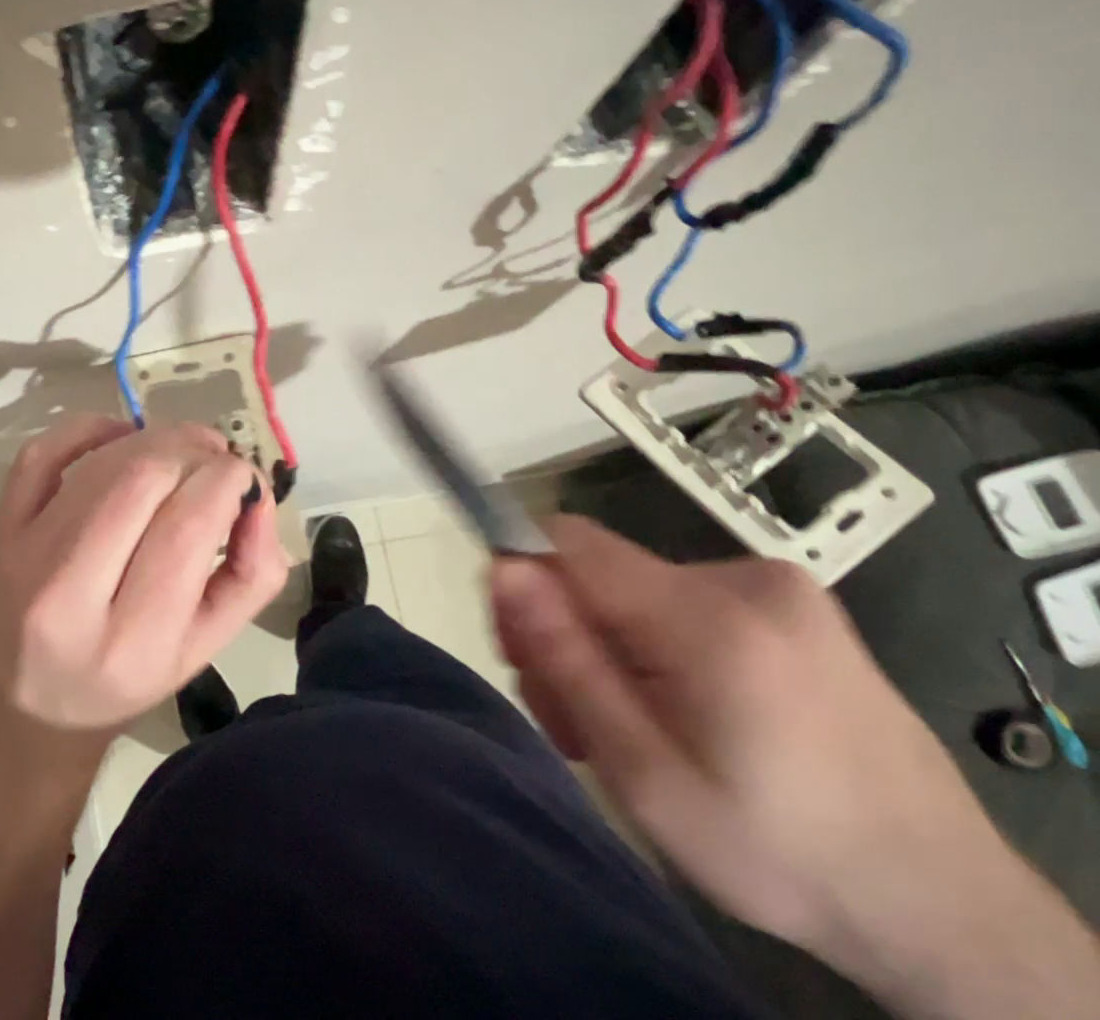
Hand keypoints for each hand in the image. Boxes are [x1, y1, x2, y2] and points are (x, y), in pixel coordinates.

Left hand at [0, 415, 287, 734]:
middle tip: (216, 461)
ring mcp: (24, 556)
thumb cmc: (128, 679)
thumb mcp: (206, 647)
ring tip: (184, 451)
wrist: (32, 703)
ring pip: (101, 464)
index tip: (245, 480)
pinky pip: (42, 453)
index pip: (189, 528)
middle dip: (195, 453)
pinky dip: (90, 429)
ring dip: (156, 440)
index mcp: (133, 642)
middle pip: (143, 481)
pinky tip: (125, 438)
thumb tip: (257, 497)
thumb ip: (252, 575)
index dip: (229, 482)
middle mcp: (69, 598)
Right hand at [490, 517, 1001, 954]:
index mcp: (709, 616)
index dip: (523, 589)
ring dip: (612, 653)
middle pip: (600, 574)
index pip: (566, 543)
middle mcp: (748, 579)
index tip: (525, 662)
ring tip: (633, 736)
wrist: (939, 900)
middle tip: (579, 726)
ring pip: (637, 595)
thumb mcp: (642, 771)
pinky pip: (685, 607)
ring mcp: (784, 592)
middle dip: (568, 638)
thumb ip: (566, 661)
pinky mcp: (801, 612)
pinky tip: (680, 718)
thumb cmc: (774, 849)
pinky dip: (658, 652)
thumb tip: (504, 569)